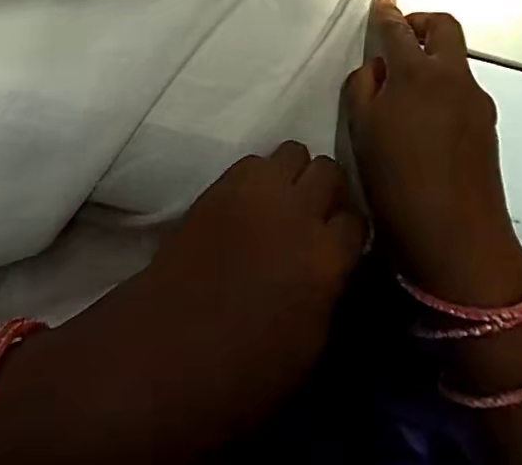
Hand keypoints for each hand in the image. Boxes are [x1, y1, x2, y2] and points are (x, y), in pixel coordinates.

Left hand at [54, 142, 365, 455]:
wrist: (163, 353)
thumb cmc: (241, 371)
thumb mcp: (309, 347)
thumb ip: (329, 291)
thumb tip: (333, 267)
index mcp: (327, 258)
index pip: (358, 219)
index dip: (350, 232)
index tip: (341, 244)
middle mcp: (298, 213)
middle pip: (330, 171)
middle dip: (328, 192)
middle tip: (315, 216)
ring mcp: (258, 193)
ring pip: (294, 151)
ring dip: (295, 175)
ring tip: (284, 202)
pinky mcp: (220, 186)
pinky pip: (254, 161)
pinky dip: (259, 176)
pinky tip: (250, 203)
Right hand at [345, 0, 521, 306]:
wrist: (456, 239)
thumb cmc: (398, 187)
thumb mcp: (362, 133)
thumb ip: (364, 88)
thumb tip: (377, 69)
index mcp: (417, 74)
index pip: (399, 30)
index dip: (388, 13)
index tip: (384, 4)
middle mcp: (453, 78)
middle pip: (444, 26)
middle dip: (422, 21)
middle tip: (402, 32)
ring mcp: (476, 101)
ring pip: (456, 60)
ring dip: (434, 58)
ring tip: (406, 88)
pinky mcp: (487, 125)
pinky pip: (463, 89)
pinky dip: (444, 87)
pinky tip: (425, 120)